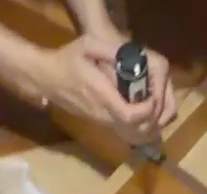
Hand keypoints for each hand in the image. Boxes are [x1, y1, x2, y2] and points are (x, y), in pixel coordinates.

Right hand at [25, 34, 175, 145]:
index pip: (130, 115)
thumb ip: (110, 52)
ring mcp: (102, 122)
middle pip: (135, 130)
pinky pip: (124, 132)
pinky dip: (138, 128)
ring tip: (153, 109)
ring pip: (130, 135)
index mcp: (101, 95)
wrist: (48, 79)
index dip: (147, 111)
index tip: (154, 98)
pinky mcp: (101, 124)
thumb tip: (133, 58)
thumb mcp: (87, 45)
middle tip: (158, 103)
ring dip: (147, 127)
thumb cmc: (67, 60)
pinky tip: (144, 115)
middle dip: (152, 120)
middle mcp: (103, 114)